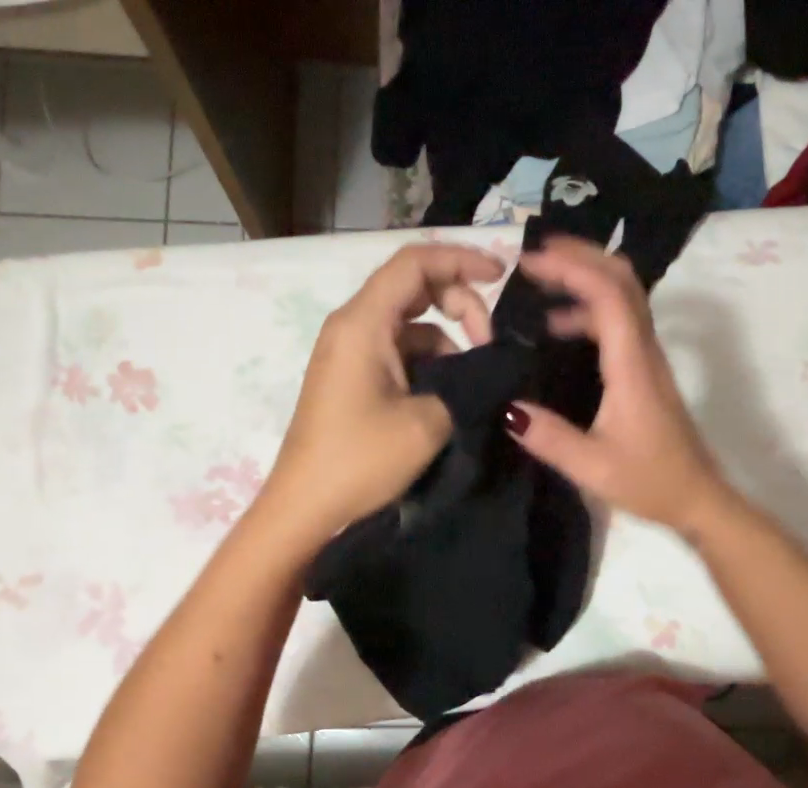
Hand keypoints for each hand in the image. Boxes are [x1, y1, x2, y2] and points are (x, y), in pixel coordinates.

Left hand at [262, 243, 504, 544]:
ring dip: (448, 341)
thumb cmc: (361, 461)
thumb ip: (467, 383)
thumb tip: (493, 366)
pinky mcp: (352, 378)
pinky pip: (398, 351)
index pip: (415, 262)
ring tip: (472, 382)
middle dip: (460, 304)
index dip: (462, 258)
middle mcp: (351, 326)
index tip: (502, 275)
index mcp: (362, 323)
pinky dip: (430, 363)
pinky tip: (448, 396)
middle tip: (490, 345)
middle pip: (414, 287)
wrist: (304, 509)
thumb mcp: (427, 422)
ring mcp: (349, 352)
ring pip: (410, 324)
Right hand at [508, 236, 731, 532]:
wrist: (698, 498)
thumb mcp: (592, 468)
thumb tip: (506, 407)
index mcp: (632, 366)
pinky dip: (589, 310)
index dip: (572, 268)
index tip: (530, 261)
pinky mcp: (646, 372)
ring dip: (585, 280)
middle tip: (537, 254)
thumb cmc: (650, 482)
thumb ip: (549, 437)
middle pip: (623, 280)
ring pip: (624, 298)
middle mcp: (644, 352)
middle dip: (582, 257)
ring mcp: (649, 359)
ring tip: (541, 283)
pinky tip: (559, 329)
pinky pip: (620, 323)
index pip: (609, 295)